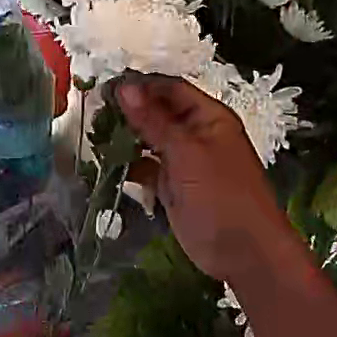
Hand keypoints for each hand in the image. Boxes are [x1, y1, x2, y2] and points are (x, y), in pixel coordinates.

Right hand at [114, 74, 296, 281]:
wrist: (243, 251)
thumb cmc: (221, 194)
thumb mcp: (186, 152)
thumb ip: (153, 120)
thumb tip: (124, 87)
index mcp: (208, 117)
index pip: (171, 89)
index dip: (141, 85)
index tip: (106, 86)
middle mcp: (196, 134)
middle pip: (159, 113)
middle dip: (130, 111)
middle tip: (94, 109)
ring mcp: (183, 162)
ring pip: (150, 141)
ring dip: (127, 137)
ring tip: (94, 133)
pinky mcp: (172, 187)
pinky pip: (147, 168)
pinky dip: (130, 165)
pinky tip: (106, 161)